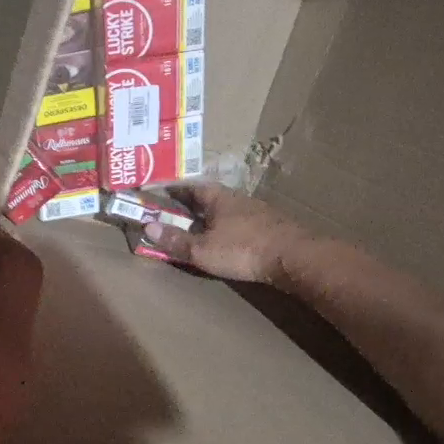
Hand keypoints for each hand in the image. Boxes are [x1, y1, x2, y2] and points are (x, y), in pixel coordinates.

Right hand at [137, 182, 314, 284]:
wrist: (295, 257)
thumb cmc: (243, 249)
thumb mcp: (203, 249)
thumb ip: (176, 240)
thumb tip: (148, 227)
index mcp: (218, 197)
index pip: (190, 186)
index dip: (172, 190)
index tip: (157, 195)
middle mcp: (237, 198)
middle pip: (209, 198)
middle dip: (191, 206)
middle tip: (173, 214)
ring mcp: (257, 212)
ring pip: (226, 210)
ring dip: (211, 218)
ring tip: (198, 230)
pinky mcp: (271, 227)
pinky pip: (241, 223)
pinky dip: (228, 229)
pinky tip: (227, 241)